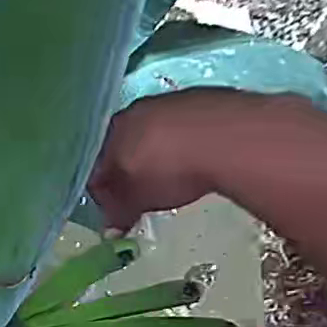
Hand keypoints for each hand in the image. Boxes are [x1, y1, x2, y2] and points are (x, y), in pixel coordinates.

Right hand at [87, 88, 322, 228]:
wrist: (231, 138)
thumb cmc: (169, 171)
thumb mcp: (137, 202)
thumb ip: (118, 214)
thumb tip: (110, 229)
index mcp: (111, 133)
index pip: (96, 167)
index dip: (104, 194)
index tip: (115, 211)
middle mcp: (135, 110)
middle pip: (124, 145)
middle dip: (130, 170)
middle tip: (142, 195)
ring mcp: (171, 100)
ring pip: (154, 132)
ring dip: (158, 154)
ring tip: (173, 177)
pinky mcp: (206, 97)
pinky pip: (184, 125)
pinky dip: (185, 142)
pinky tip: (196, 159)